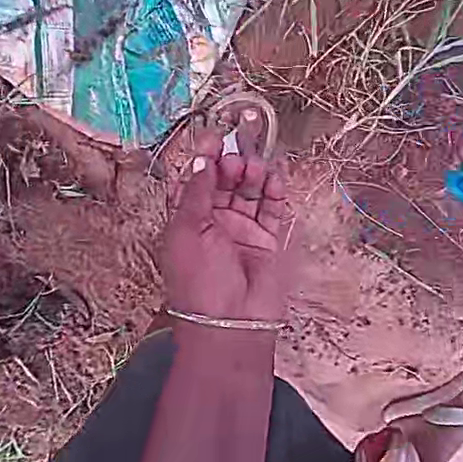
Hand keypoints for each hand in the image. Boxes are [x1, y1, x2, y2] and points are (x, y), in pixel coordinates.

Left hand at [163, 119, 291, 323]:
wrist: (232, 323)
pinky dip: (274, 192)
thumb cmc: (200, 278)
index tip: (213, 138)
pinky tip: (275, 179)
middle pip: (223, 183)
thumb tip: (203, 161)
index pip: (195, 182)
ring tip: (255, 167)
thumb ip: (197, 192)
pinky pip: (271, 210)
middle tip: (237, 156)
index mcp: (187, 221)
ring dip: (252, 176)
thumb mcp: (188, 231)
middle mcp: (214, 223)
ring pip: (248, 193)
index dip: (203, 160)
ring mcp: (241, 231)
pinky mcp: (265, 240)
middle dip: (230, 165)